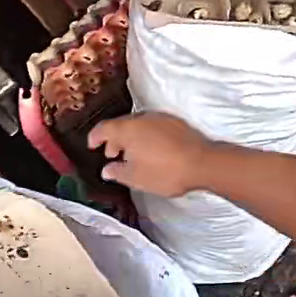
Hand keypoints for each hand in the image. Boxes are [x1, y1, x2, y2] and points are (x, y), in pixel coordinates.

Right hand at [87, 113, 221, 196]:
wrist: (203, 163)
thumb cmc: (166, 172)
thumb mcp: (136, 178)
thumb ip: (117, 172)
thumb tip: (107, 169)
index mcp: (127, 129)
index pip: (103, 128)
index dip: (95, 137)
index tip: (92, 146)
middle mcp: (142, 118)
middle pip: (121, 125)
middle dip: (113, 139)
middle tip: (112, 154)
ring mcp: (160, 118)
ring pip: (138, 125)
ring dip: (131, 137)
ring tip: (131, 154)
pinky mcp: (176, 122)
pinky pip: (153, 126)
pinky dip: (146, 135)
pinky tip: (151, 150)